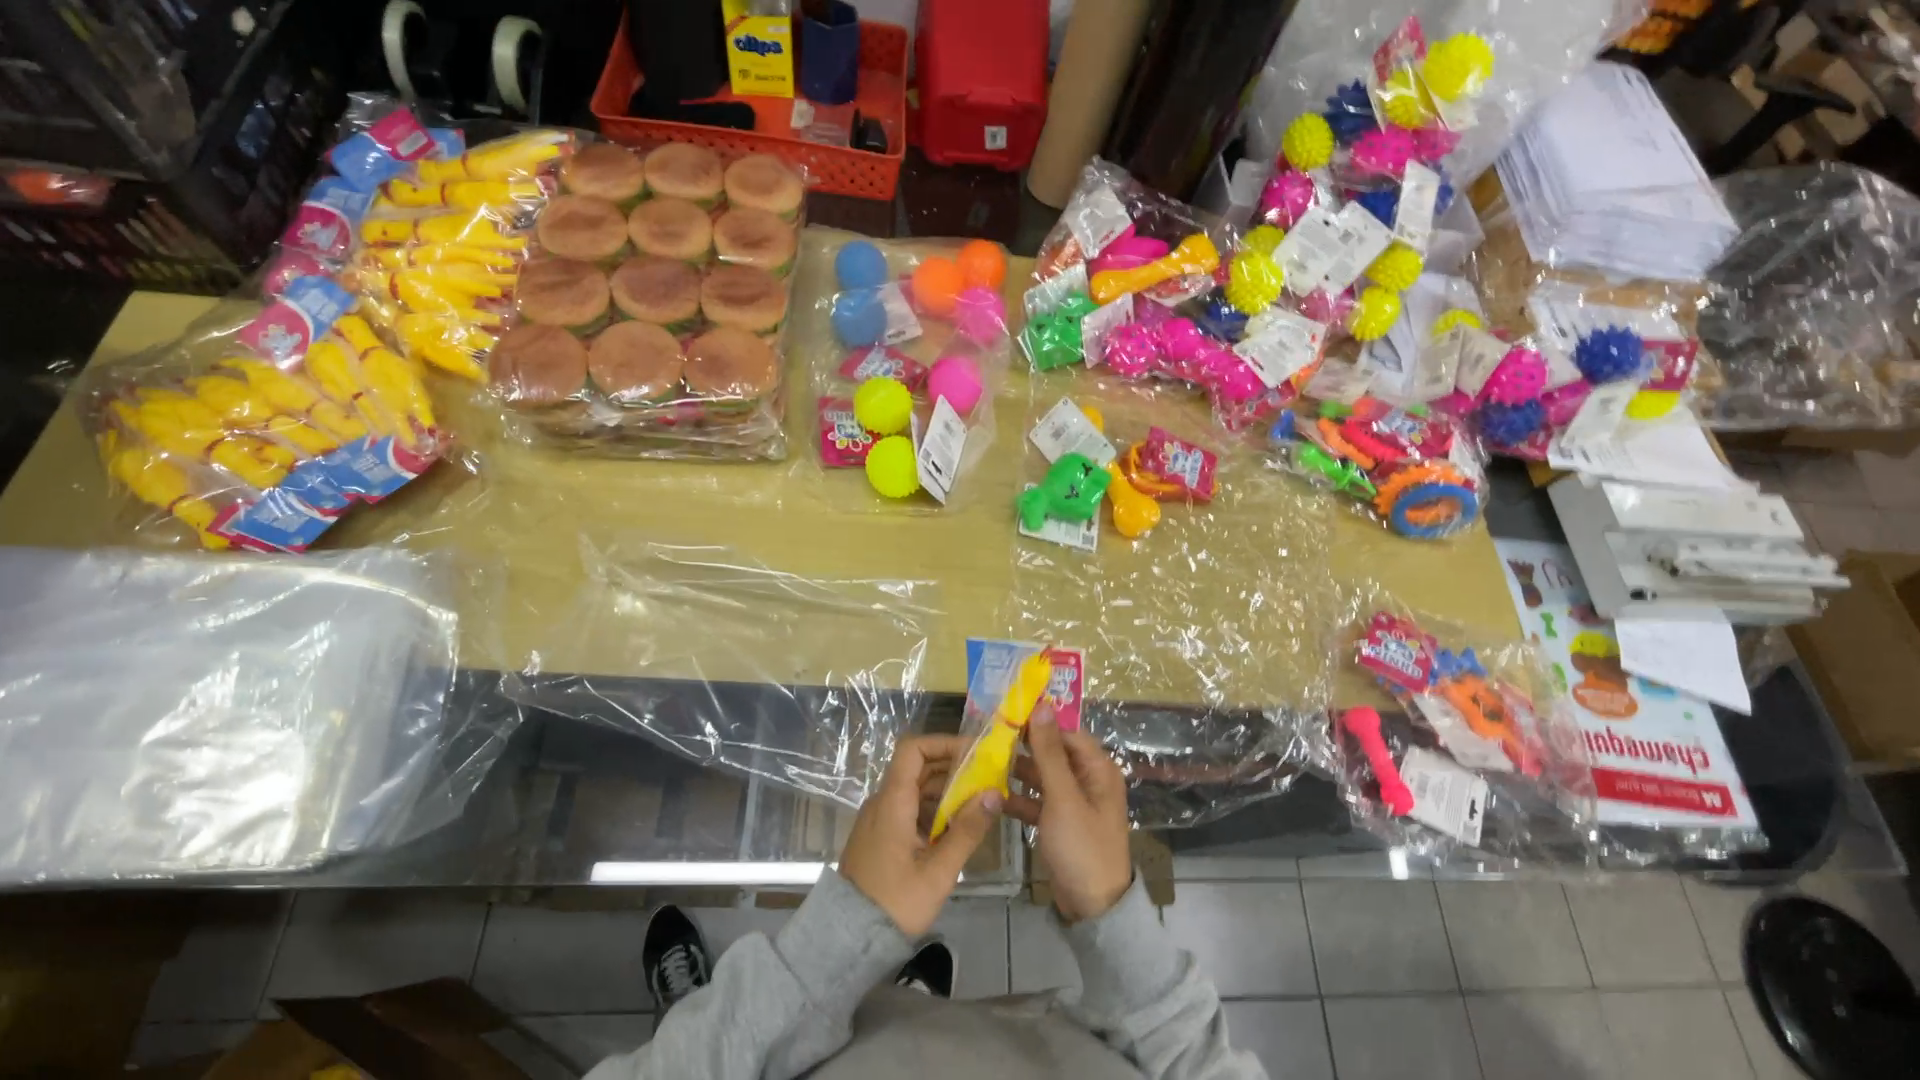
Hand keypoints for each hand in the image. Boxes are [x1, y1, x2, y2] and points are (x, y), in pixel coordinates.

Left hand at [839, 734, 1001, 937]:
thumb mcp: (938, 871)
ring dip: (945, 791)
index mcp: (892, 802)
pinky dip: (932, 810)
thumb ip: (967, 830)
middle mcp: (881, 802)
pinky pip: (907, 810)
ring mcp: (877, 820)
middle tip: (987, 779)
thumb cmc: (895, 903)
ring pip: (914, 790)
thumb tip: (994, 794)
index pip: (913, 750)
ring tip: (979, 805)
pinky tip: (956, 829)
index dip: (943, 743)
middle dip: (953, 768)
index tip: (974, 754)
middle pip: (917, 768)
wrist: (849, 939)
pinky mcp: (879, 837)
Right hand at [1006, 712, 1132, 921]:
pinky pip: (1036, 801)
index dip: (1040, 720)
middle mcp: (1087, 781)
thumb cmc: (1083, 847)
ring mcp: (1072, 803)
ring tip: (981, 759)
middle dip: (1023, 744)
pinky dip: (1017, 797)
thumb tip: (1042, 707)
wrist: (1093, 906)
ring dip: (1016, 770)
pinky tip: (990, 794)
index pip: (1067, 732)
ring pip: (1041, 776)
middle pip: (1053, 752)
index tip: (1006, 709)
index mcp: (1098, 769)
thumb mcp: (1064, 798)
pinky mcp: (1059, 823)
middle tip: (986, 733)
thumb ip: (1050, 753)